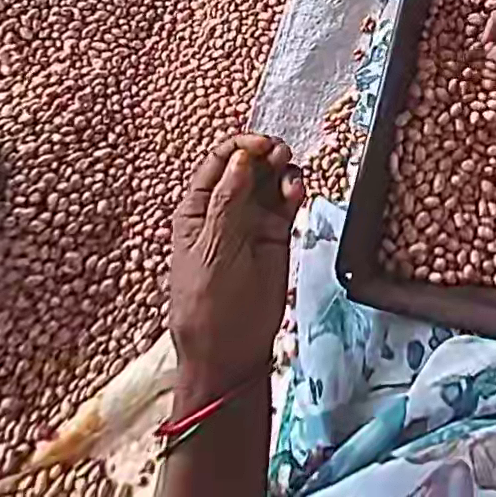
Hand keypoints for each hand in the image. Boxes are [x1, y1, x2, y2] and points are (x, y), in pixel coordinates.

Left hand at [168, 134, 302, 401]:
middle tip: (281, 155)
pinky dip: (294, 190)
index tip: (263, 144)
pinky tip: (296, 193)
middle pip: (248, 163)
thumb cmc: (209, 303)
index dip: (241, 146)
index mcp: (199, 206)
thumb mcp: (212, 249)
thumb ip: (228, 200)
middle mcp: (226, 205)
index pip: (220, 160)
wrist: (232, 352)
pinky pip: (286, 200)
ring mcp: (253, 218)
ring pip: (270, 178)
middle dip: (265, 154)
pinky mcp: (277, 231)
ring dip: (282, 169)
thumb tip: (241, 157)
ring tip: (291, 176)